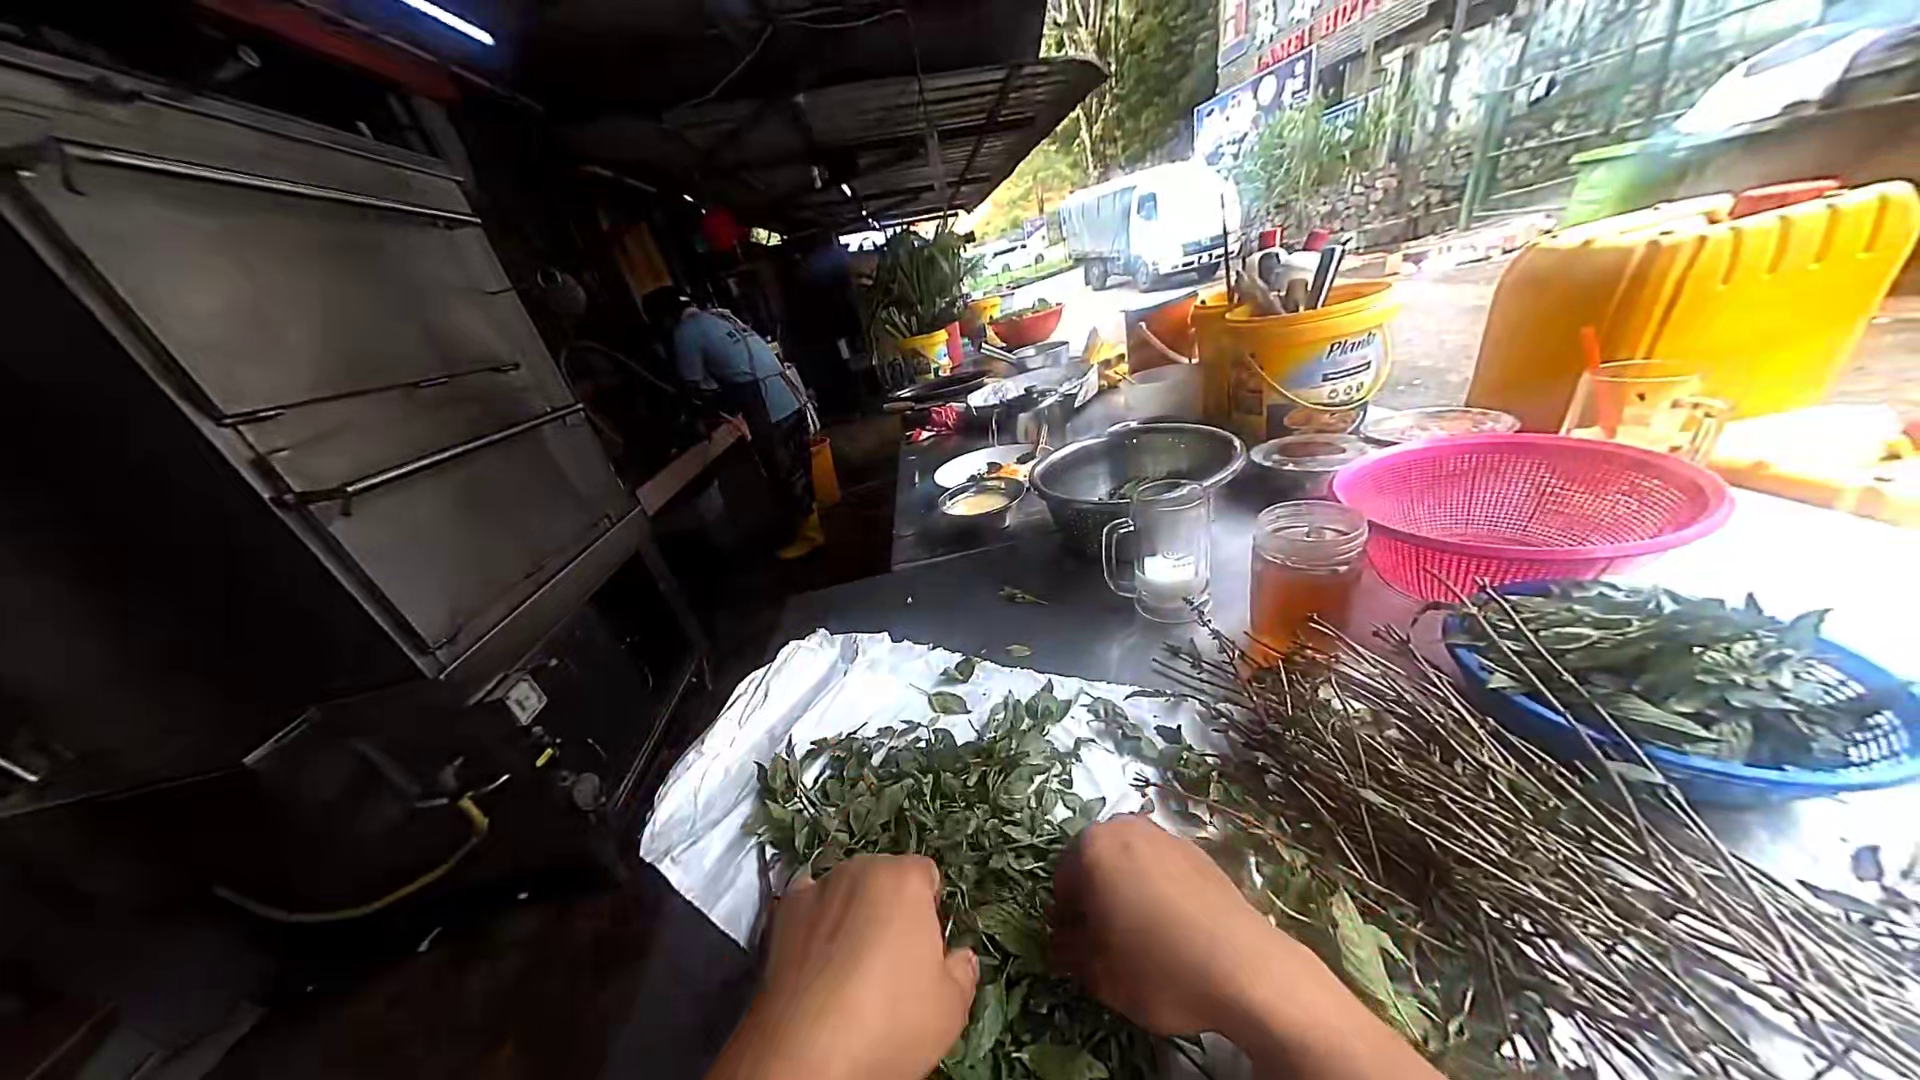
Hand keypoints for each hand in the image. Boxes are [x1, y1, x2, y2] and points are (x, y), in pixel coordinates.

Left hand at [706, 854, 977, 1079]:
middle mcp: (862, 869)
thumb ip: (962, 972)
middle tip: (890, 960)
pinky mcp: (784, 911)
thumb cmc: (887, 1023)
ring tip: (848, 965)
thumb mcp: (949, 1009)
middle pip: (885, 878)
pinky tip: (816, 957)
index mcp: (905, 879)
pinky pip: (809, 904)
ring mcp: (819, 886)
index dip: (929, 910)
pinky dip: (814, 921)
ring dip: (852, 912)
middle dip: (890, 908)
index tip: (924, 948)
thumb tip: (962, 956)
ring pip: (847, 889)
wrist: (805, 1054)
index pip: (926, 875)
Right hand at [1051, 815, 1443, 1079]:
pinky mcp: (1198, 851)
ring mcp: (1165, 835)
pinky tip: (1174, 928)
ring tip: (1143, 934)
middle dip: (1095, 896)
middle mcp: (1125, 827)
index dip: (1066, 917)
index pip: (1061, 879)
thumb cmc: (1159, 968)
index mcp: (1092, 846)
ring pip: (1129, 861)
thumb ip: (1068, 950)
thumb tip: (1063, 939)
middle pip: (1095, 861)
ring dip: (1126, 889)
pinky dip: (1157, 888)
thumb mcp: (1098, 974)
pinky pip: (1162, 867)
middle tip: (1108, 940)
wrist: (1247, 970)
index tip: (1078, 947)